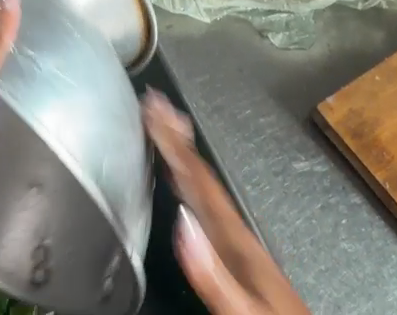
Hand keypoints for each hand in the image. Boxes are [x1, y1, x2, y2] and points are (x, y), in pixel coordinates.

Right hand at [144, 90, 312, 314]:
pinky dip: (191, 182)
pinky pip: (207, 205)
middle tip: (156, 102)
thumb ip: (212, 272)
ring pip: (205, 187)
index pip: (201, 181)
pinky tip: (183, 183)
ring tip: (166, 126)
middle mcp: (237, 234)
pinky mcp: (237, 258)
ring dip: (183, 153)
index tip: (153, 112)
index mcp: (236, 241)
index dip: (175, 144)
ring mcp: (238, 245)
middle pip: (203, 175)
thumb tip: (181, 221)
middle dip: (177, 137)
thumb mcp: (243, 312)